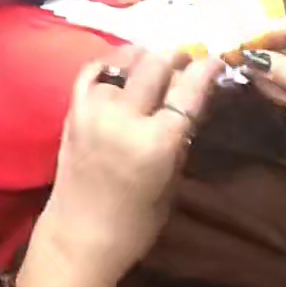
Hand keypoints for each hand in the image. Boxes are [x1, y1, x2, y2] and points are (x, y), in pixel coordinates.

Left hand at [35, 47, 223, 286]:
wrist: (79, 232)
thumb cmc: (135, 221)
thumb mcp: (171, 182)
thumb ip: (179, 141)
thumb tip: (188, 107)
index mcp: (157, 142)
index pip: (186, 94)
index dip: (203, 71)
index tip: (213, 58)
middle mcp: (124, 118)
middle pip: (153, 68)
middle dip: (173, 56)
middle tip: (184, 54)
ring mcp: (93, 111)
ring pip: (120, 66)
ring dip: (141, 57)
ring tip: (153, 56)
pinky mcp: (72, 111)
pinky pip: (89, 74)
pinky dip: (105, 64)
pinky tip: (118, 64)